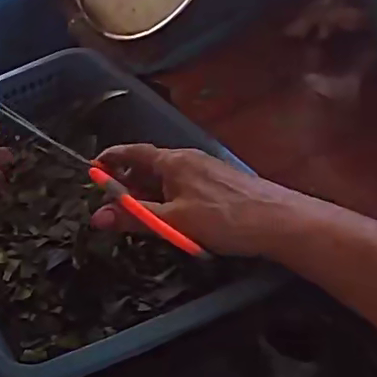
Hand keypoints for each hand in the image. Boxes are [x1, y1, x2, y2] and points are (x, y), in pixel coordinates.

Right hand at [89, 145, 307, 256]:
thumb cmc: (224, 218)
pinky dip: (167, 197)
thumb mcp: (172, 221)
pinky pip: (183, 186)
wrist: (285, 224)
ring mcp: (207, 171)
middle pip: (148, 165)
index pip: (132, 153)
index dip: (110, 159)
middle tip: (110, 200)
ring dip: (148, 192)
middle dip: (126, 180)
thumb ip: (133, 217)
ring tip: (137, 213)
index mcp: (173, 161)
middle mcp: (188, 159)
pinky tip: (171, 216)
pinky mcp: (221, 185)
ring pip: (166, 178)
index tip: (91, 168)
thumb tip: (97, 217)